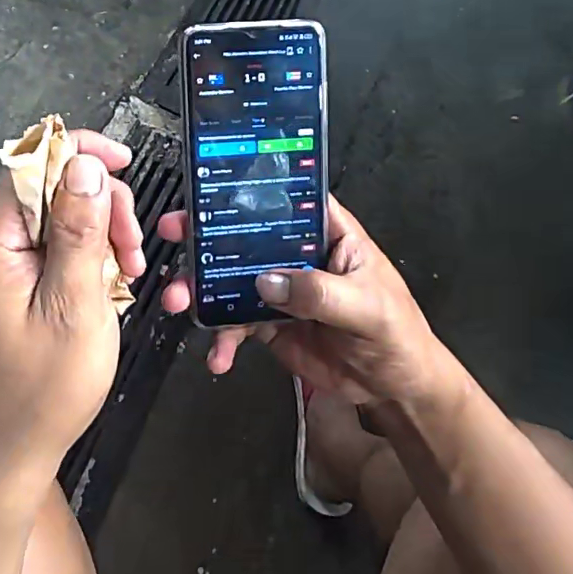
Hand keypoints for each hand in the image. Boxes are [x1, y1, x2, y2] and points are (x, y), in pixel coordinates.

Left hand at [0, 130, 145, 467]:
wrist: (22, 443)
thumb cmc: (47, 384)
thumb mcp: (74, 304)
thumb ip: (79, 231)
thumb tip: (84, 164)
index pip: (30, 165)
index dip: (79, 153)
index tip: (125, 164)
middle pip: (53, 184)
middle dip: (103, 203)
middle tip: (131, 248)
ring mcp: (8, 259)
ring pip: (67, 209)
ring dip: (107, 228)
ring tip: (128, 268)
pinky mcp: (24, 274)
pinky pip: (67, 238)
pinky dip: (98, 249)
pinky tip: (116, 275)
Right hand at [156, 197, 454, 407]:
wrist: (393, 387)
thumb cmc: (396, 333)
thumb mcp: (367, 307)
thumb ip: (319, 292)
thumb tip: (269, 282)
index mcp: (329, 234)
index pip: (290, 198)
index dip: (254, 189)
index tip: (214, 186)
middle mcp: (300, 255)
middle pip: (249, 235)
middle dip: (209, 235)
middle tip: (176, 232)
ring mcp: (283, 289)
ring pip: (233, 279)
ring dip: (202, 290)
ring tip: (180, 303)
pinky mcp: (272, 323)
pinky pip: (237, 323)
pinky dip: (222, 339)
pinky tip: (219, 355)